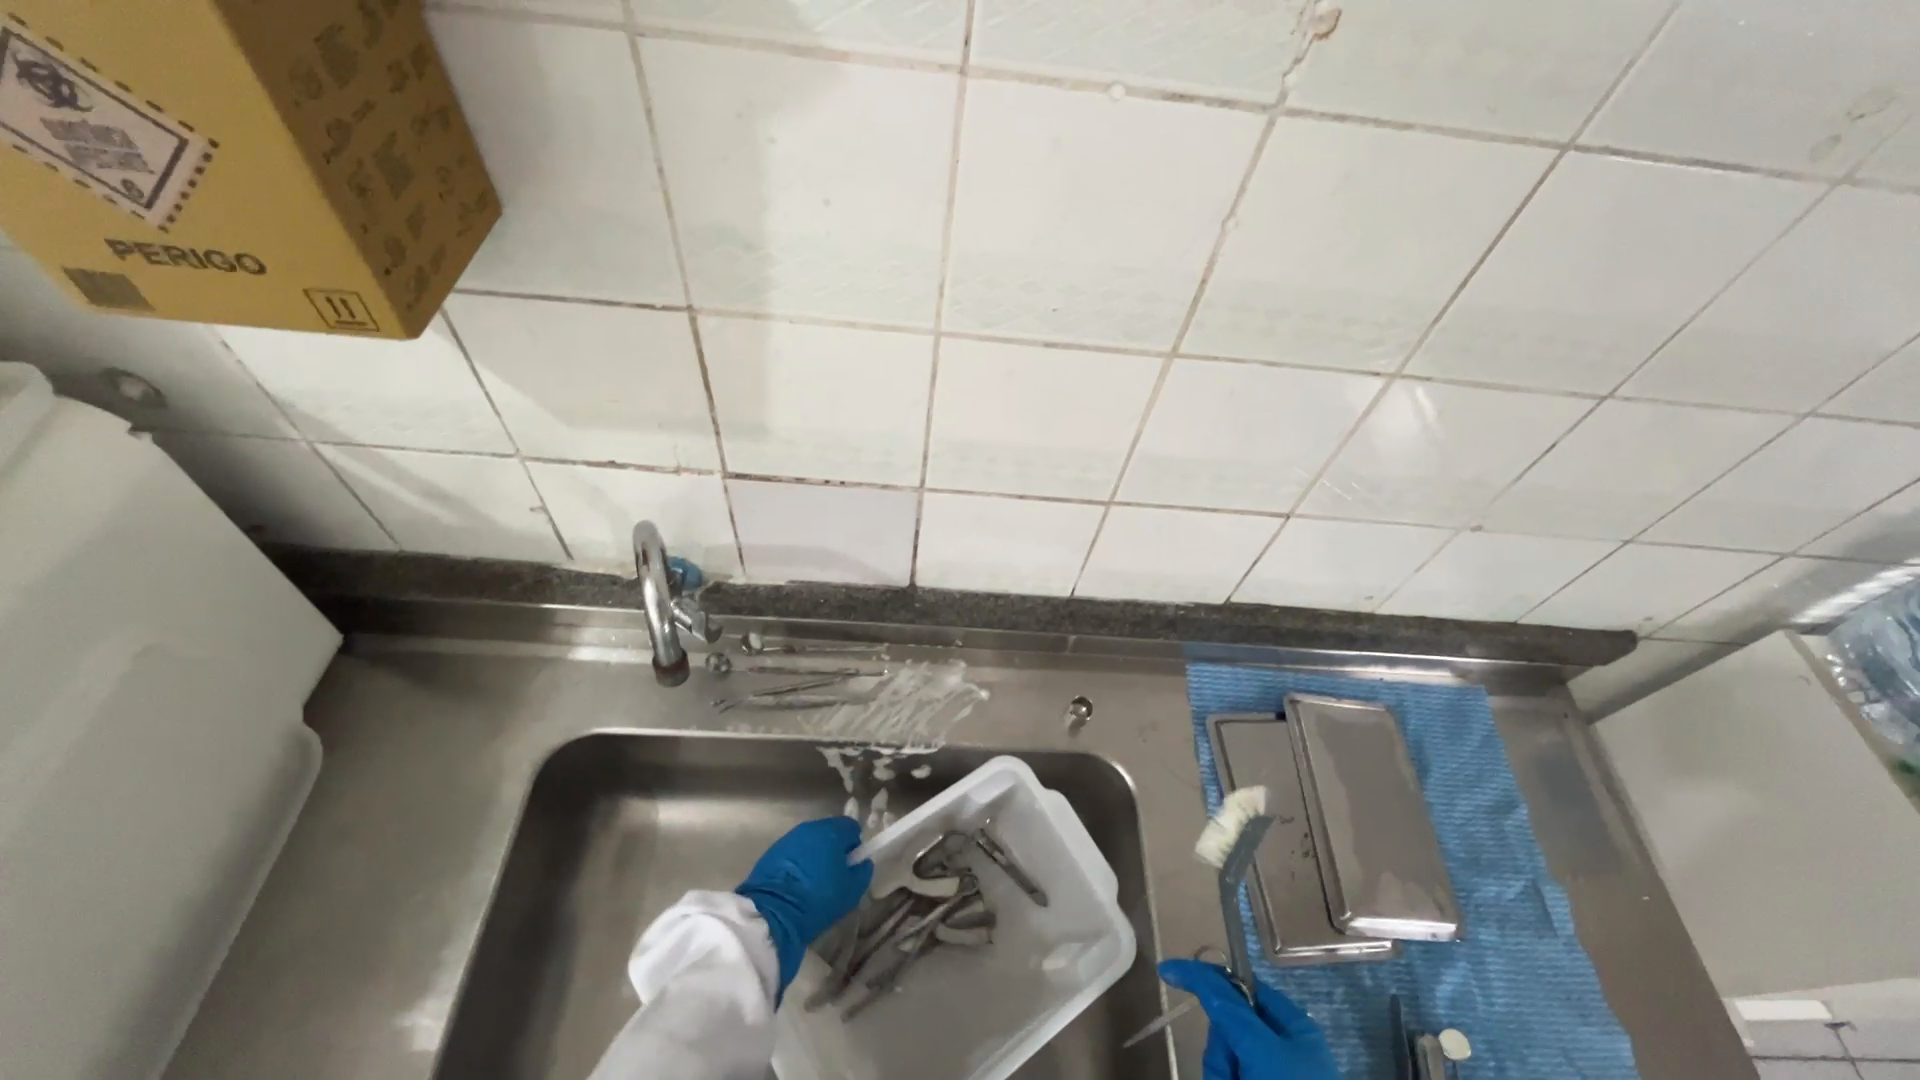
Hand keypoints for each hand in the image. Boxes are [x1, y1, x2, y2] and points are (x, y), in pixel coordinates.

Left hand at [736, 816, 872, 994]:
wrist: (772, 914)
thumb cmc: (818, 899)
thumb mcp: (851, 890)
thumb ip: (862, 870)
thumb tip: (861, 862)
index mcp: (831, 832)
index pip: (851, 827)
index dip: (854, 846)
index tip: (851, 866)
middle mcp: (809, 828)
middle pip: (829, 833)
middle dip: (834, 850)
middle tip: (834, 876)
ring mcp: (788, 839)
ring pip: (810, 843)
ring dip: (815, 857)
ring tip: (813, 883)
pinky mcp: (771, 853)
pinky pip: (793, 854)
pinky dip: (798, 864)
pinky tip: (796, 885)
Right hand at [1158, 959, 1339, 1079]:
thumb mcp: (1263, 1052)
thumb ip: (1232, 1012)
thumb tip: (1200, 975)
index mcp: (1291, 1028)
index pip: (1241, 988)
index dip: (1206, 978)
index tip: (1167, 971)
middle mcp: (1277, 1050)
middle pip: (1226, 1030)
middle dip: (1221, 1054)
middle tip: (1233, 1076)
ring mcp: (1262, 1076)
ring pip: (1220, 1062)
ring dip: (1220, 1076)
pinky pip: (1221, 1078)